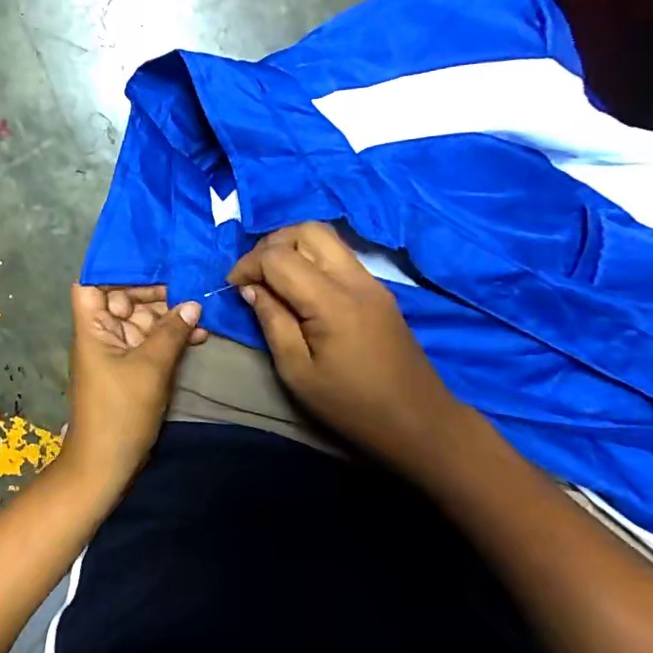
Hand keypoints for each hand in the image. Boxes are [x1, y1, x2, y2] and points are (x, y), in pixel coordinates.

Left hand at [61, 285, 204, 486]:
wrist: (106, 463)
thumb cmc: (121, 410)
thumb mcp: (150, 367)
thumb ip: (171, 332)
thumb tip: (192, 304)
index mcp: (92, 327)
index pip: (92, 284)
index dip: (114, 271)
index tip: (150, 264)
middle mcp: (101, 333)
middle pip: (122, 299)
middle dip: (153, 293)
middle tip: (188, 289)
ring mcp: (116, 352)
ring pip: (140, 321)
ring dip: (167, 316)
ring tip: (200, 313)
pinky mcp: (130, 369)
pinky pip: (148, 342)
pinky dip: (168, 337)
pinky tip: (197, 334)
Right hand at [226, 223, 480, 477]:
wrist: (419, 422)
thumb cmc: (351, 405)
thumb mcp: (298, 372)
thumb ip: (272, 322)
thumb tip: (252, 288)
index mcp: (332, 302)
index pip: (280, 257)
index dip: (248, 264)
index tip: (232, 287)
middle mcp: (355, 280)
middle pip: (307, 230)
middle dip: (270, 244)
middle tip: (252, 275)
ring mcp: (371, 282)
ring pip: (325, 237)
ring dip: (291, 246)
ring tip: (271, 277)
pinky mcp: (378, 290)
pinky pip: (338, 254)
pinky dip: (310, 257)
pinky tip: (297, 285)